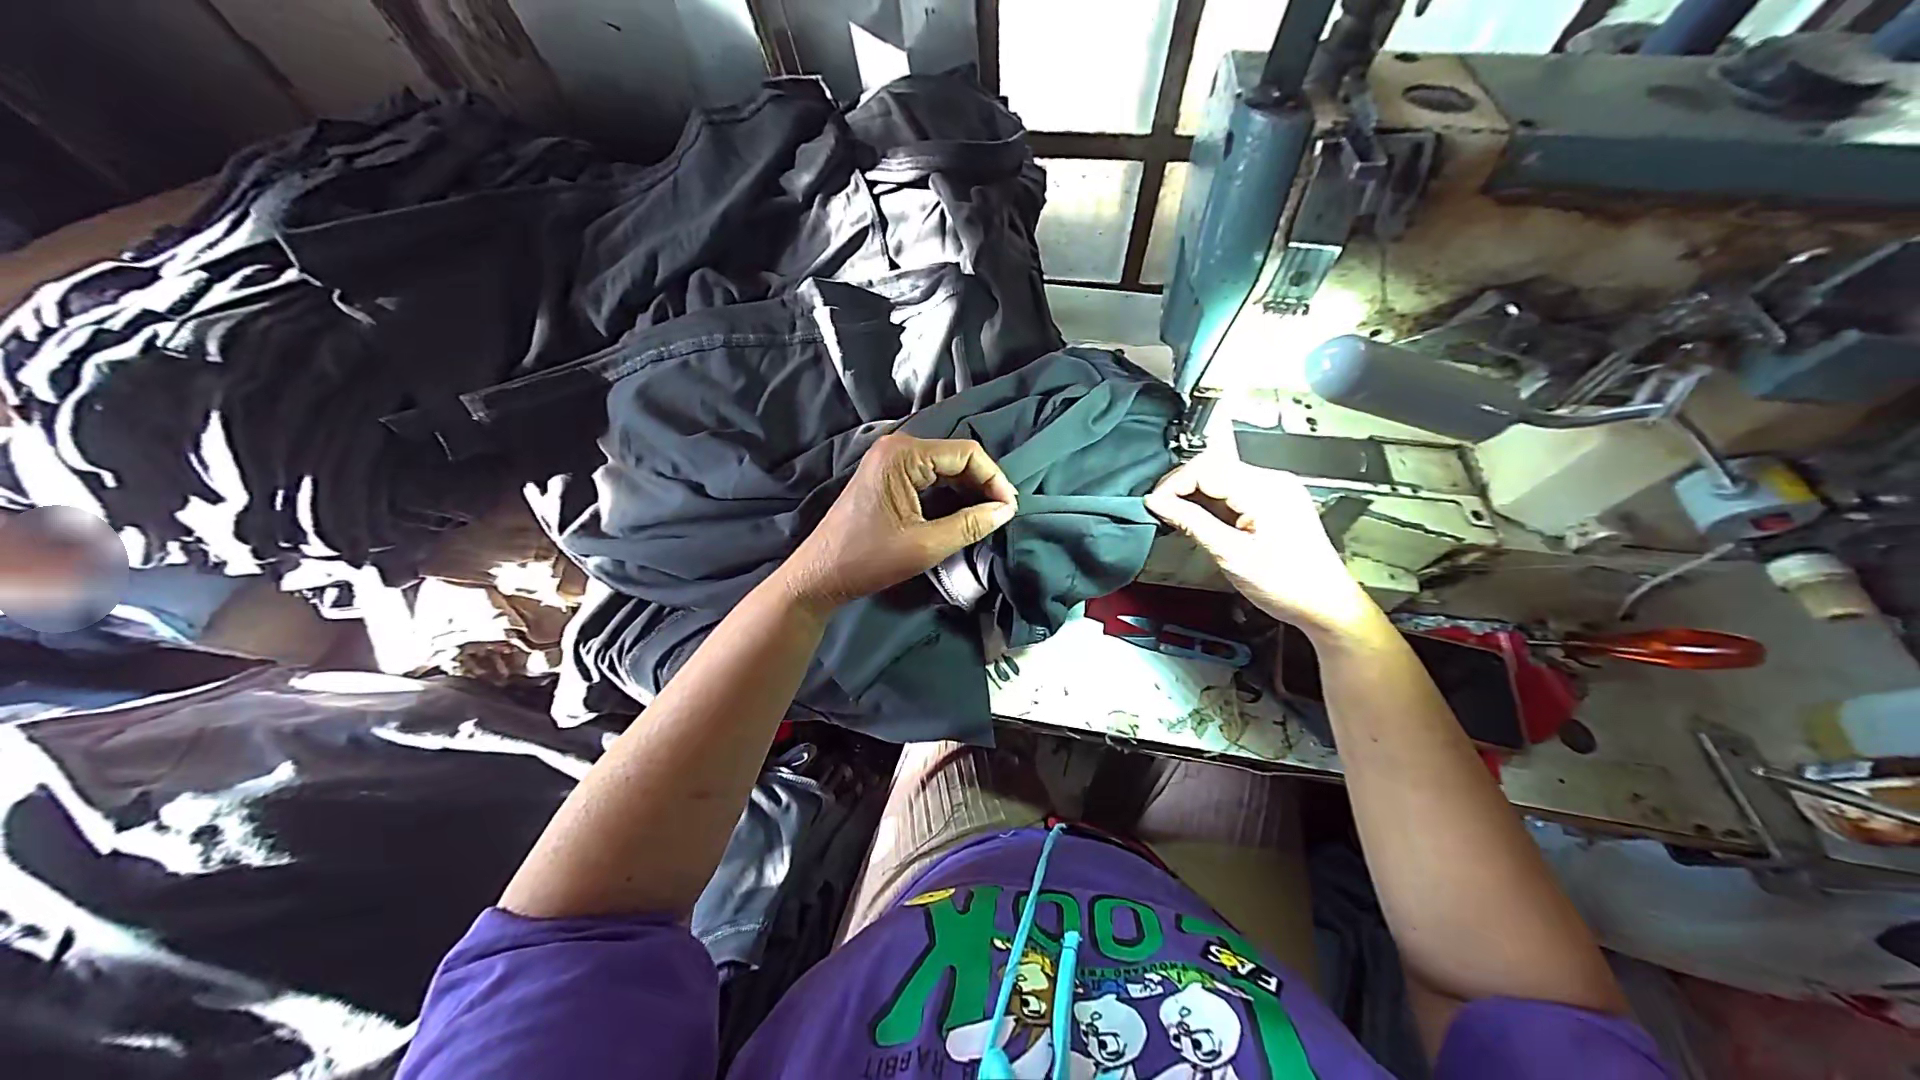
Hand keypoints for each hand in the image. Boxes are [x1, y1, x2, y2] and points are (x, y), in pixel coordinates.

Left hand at [776, 433, 1018, 615]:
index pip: (966, 453)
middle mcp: (896, 448)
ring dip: (969, 489)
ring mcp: (889, 461)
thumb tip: (1006, 511)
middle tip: (1002, 514)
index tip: (1010, 509)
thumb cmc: (868, 559)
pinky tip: (964, 512)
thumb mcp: (926, 544)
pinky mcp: (887, 476)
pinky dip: (950, 493)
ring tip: (988, 515)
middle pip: (957, 456)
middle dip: (984, 484)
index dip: (994, 479)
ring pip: (945, 467)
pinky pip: (929, 476)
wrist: (820, 575)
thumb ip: (970, 524)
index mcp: (903, 455)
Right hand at [1145, 458, 1383, 641]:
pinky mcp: (1274, 502)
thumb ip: (1191, 523)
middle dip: (1181, 487)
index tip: (1155, 504)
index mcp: (1265, 490)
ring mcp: (1276, 491)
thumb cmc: (1290, 585)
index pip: (1206, 467)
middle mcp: (1273, 482)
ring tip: (1178, 517)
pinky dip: (1212, 501)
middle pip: (1212, 466)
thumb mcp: (1230, 554)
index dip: (1174, 484)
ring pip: (1220, 476)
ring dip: (1195, 494)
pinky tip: (1202, 520)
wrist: (1325, 605)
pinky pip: (1234, 489)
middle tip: (1161, 510)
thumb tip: (1160, 504)